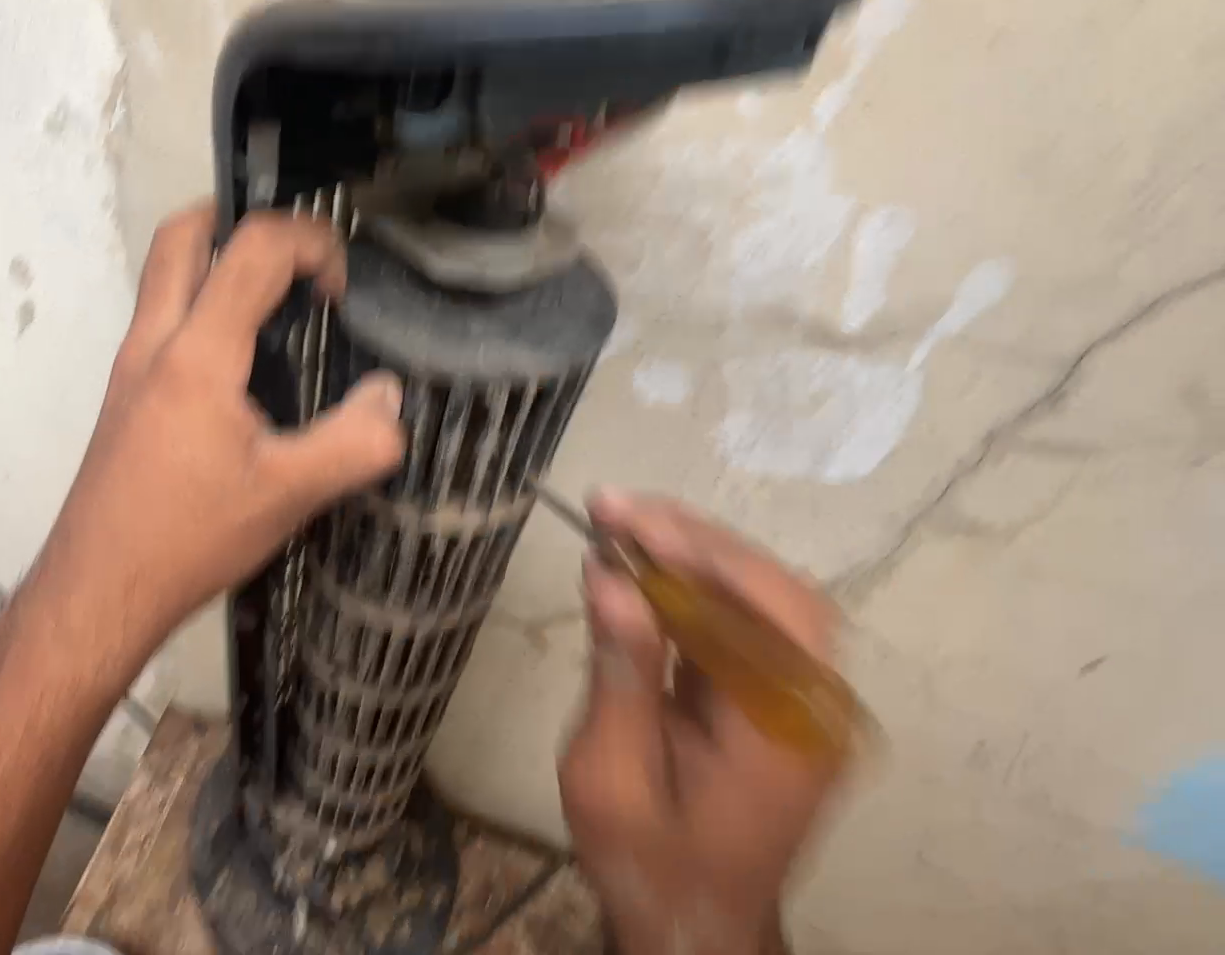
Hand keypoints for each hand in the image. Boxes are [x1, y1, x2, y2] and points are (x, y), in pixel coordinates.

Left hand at [27, 205, 404, 657]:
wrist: (97, 588)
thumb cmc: (189, 538)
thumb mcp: (288, 496)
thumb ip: (353, 443)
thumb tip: (390, 398)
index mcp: (197, 354)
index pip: (253, 250)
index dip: (310, 243)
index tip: (342, 290)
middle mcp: (152, 343)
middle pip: (181, 236)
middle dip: (240, 222)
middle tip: (292, 258)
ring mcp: (128, 368)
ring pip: (162, 276)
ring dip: (214, 261)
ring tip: (273, 301)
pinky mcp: (122, 397)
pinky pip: (159, 319)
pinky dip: (199, 304)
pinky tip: (238, 364)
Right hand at [559, 492, 846, 954]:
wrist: (691, 923)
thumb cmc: (646, 859)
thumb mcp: (611, 775)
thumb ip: (621, 675)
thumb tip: (609, 577)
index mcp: (787, 734)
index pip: (774, 613)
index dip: (704, 554)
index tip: (626, 520)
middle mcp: (810, 707)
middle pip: (773, 592)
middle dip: (690, 539)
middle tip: (608, 506)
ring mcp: (795, 700)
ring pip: (756, 597)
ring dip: (685, 552)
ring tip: (614, 522)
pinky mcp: (767, 696)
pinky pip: (734, 621)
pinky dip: (684, 583)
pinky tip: (635, 565)